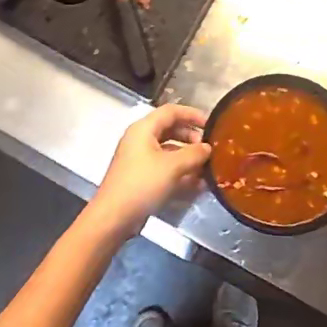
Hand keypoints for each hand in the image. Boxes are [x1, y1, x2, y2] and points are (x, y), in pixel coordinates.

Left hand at [87, 104, 211, 234]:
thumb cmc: (142, 184)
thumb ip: (194, 154)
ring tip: (206, 167)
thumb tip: (208, 148)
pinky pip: (164, 166)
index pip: (171, 111)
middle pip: (170, 129)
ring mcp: (139, 158)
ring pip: (168, 150)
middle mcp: (140, 139)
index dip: (193, 115)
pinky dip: (179, 171)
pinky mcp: (141, 176)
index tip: (212, 125)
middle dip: (191, 138)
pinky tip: (196, 183)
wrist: (115, 216)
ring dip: (188, 156)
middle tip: (209, 149)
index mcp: (143, 129)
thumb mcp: (173, 166)